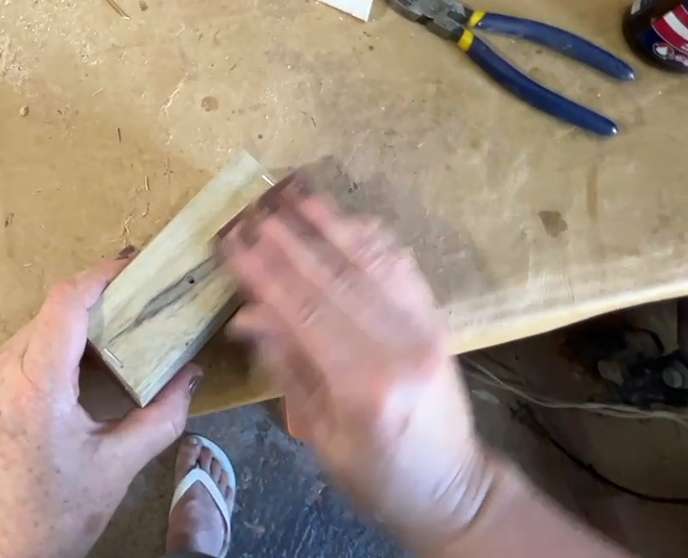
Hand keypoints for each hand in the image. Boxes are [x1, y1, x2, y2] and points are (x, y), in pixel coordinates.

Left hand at [0, 258, 200, 557]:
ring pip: (33, 326)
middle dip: (92, 299)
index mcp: (36, 388)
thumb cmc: (55, 516)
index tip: (129, 265)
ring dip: (70, 323)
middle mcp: (0, 371)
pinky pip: (16, 347)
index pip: (64, 304)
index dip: (98, 276)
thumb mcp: (116, 469)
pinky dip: (48, 343)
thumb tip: (192, 373)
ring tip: (109, 330)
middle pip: (50, 312)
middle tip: (132, 298)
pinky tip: (73, 362)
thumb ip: (161, 416)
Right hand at [219, 180, 494, 551]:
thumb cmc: (376, 476)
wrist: (454, 492)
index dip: (263, 272)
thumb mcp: (319, 435)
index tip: (233, 243)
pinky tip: (345, 217)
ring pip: (370, 261)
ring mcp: (425, 329)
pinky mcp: (438, 320)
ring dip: (328, 223)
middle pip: (334, 277)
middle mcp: (398, 349)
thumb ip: (287, 367)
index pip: (302, 312)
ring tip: (293, 194)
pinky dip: (371, 237)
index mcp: (362, 387)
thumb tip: (246, 314)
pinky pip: (401, 266)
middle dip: (288, 239)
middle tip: (253, 210)